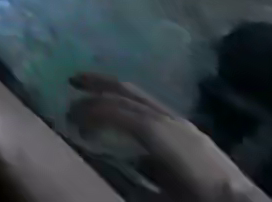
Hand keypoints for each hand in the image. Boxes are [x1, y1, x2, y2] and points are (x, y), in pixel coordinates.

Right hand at [70, 74, 270, 201]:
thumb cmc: (201, 198)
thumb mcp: (165, 193)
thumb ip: (136, 172)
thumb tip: (108, 161)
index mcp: (157, 131)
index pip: (113, 109)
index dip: (88, 111)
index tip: (70, 120)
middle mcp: (168, 118)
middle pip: (125, 91)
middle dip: (96, 83)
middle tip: (71, 82)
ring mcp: (182, 123)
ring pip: (140, 96)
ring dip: (113, 91)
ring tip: (93, 94)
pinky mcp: (192, 133)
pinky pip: (153, 108)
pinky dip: (131, 104)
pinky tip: (124, 118)